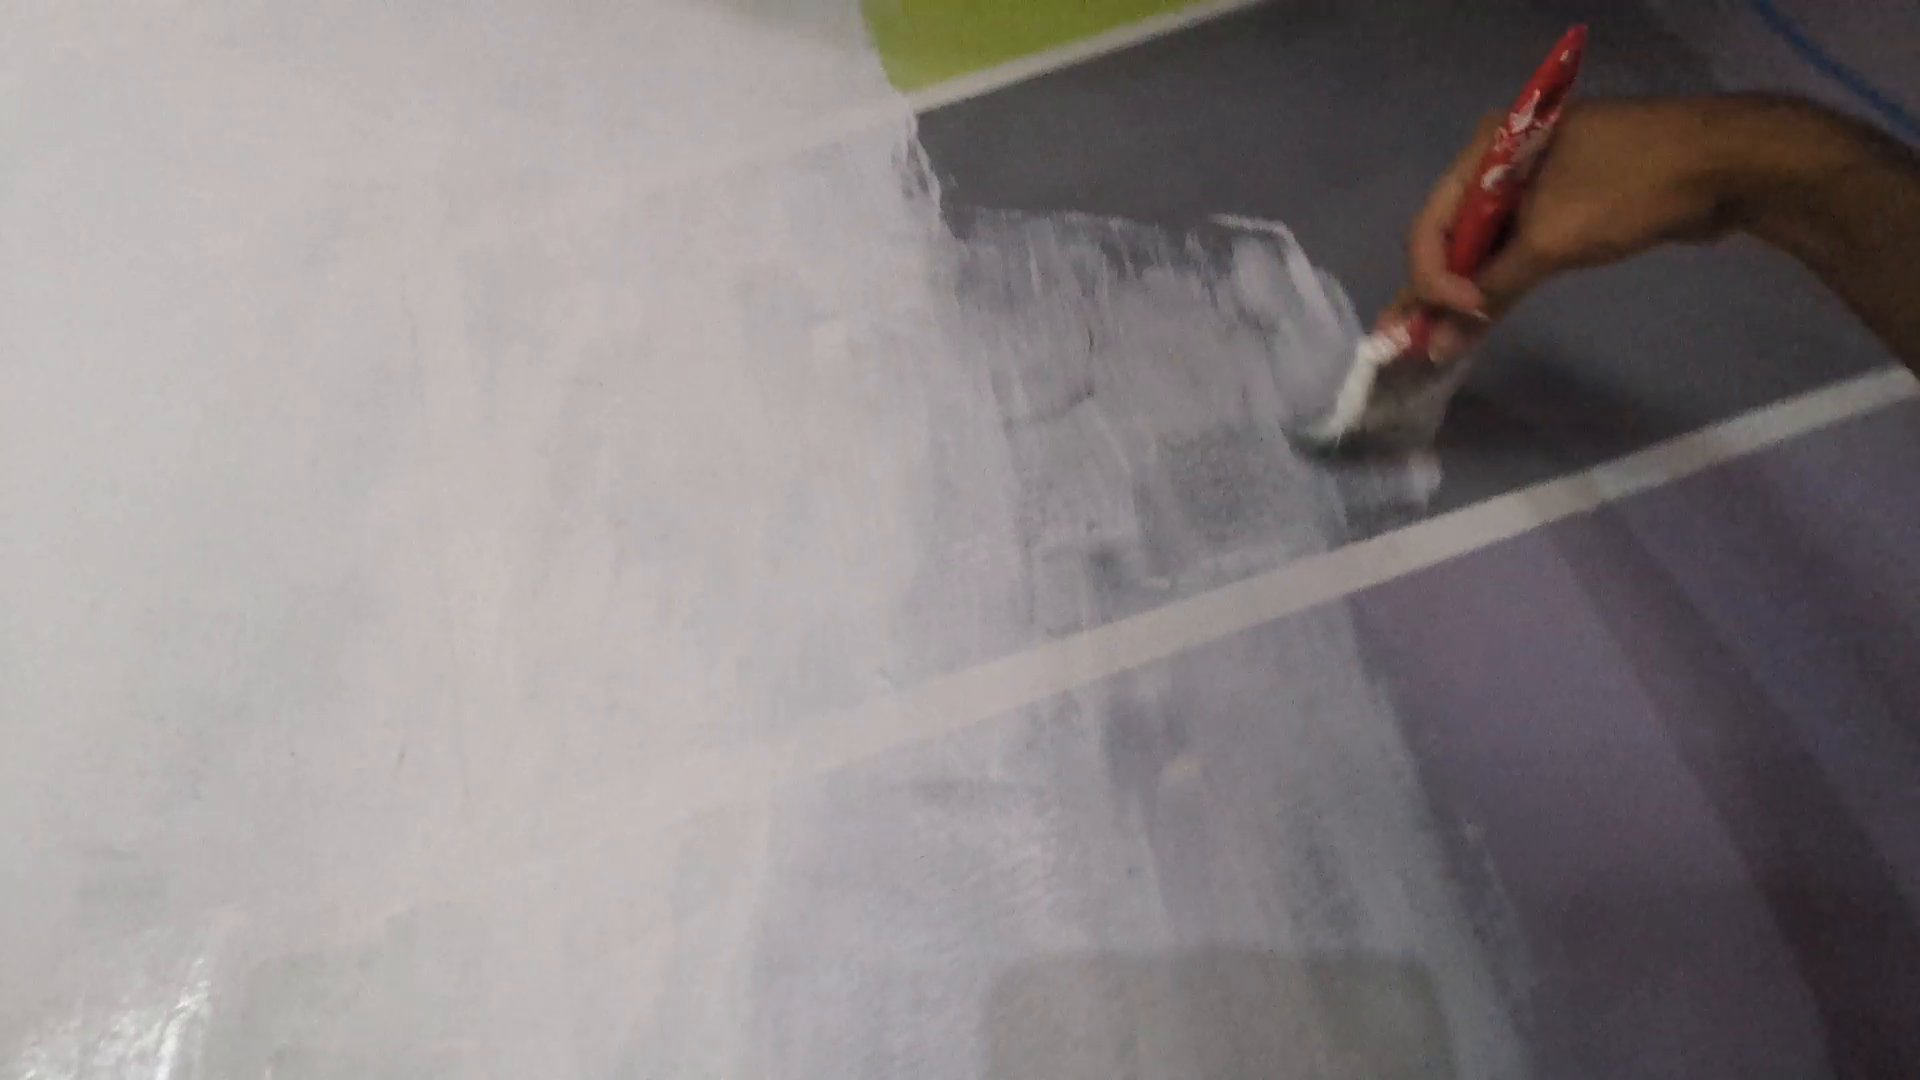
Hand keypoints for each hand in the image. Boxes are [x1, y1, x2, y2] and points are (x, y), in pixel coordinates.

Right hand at [1383, 99, 1744, 362]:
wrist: (1741, 167)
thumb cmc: (1635, 189)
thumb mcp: (1551, 242)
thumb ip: (1488, 295)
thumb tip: (1435, 349)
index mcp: (1488, 151)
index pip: (1431, 227)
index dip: (1434, 279)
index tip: (1455, 316)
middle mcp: (1496, 165)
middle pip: (1445, 240)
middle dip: (1431, 293)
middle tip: (1405, 341)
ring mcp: (1523, 188)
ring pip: (1472, 251)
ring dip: (1455, 297)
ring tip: (1423, 342)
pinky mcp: (1550, 209)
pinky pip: (1503, 253)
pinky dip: (1489, 287)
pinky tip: (1467, 321)